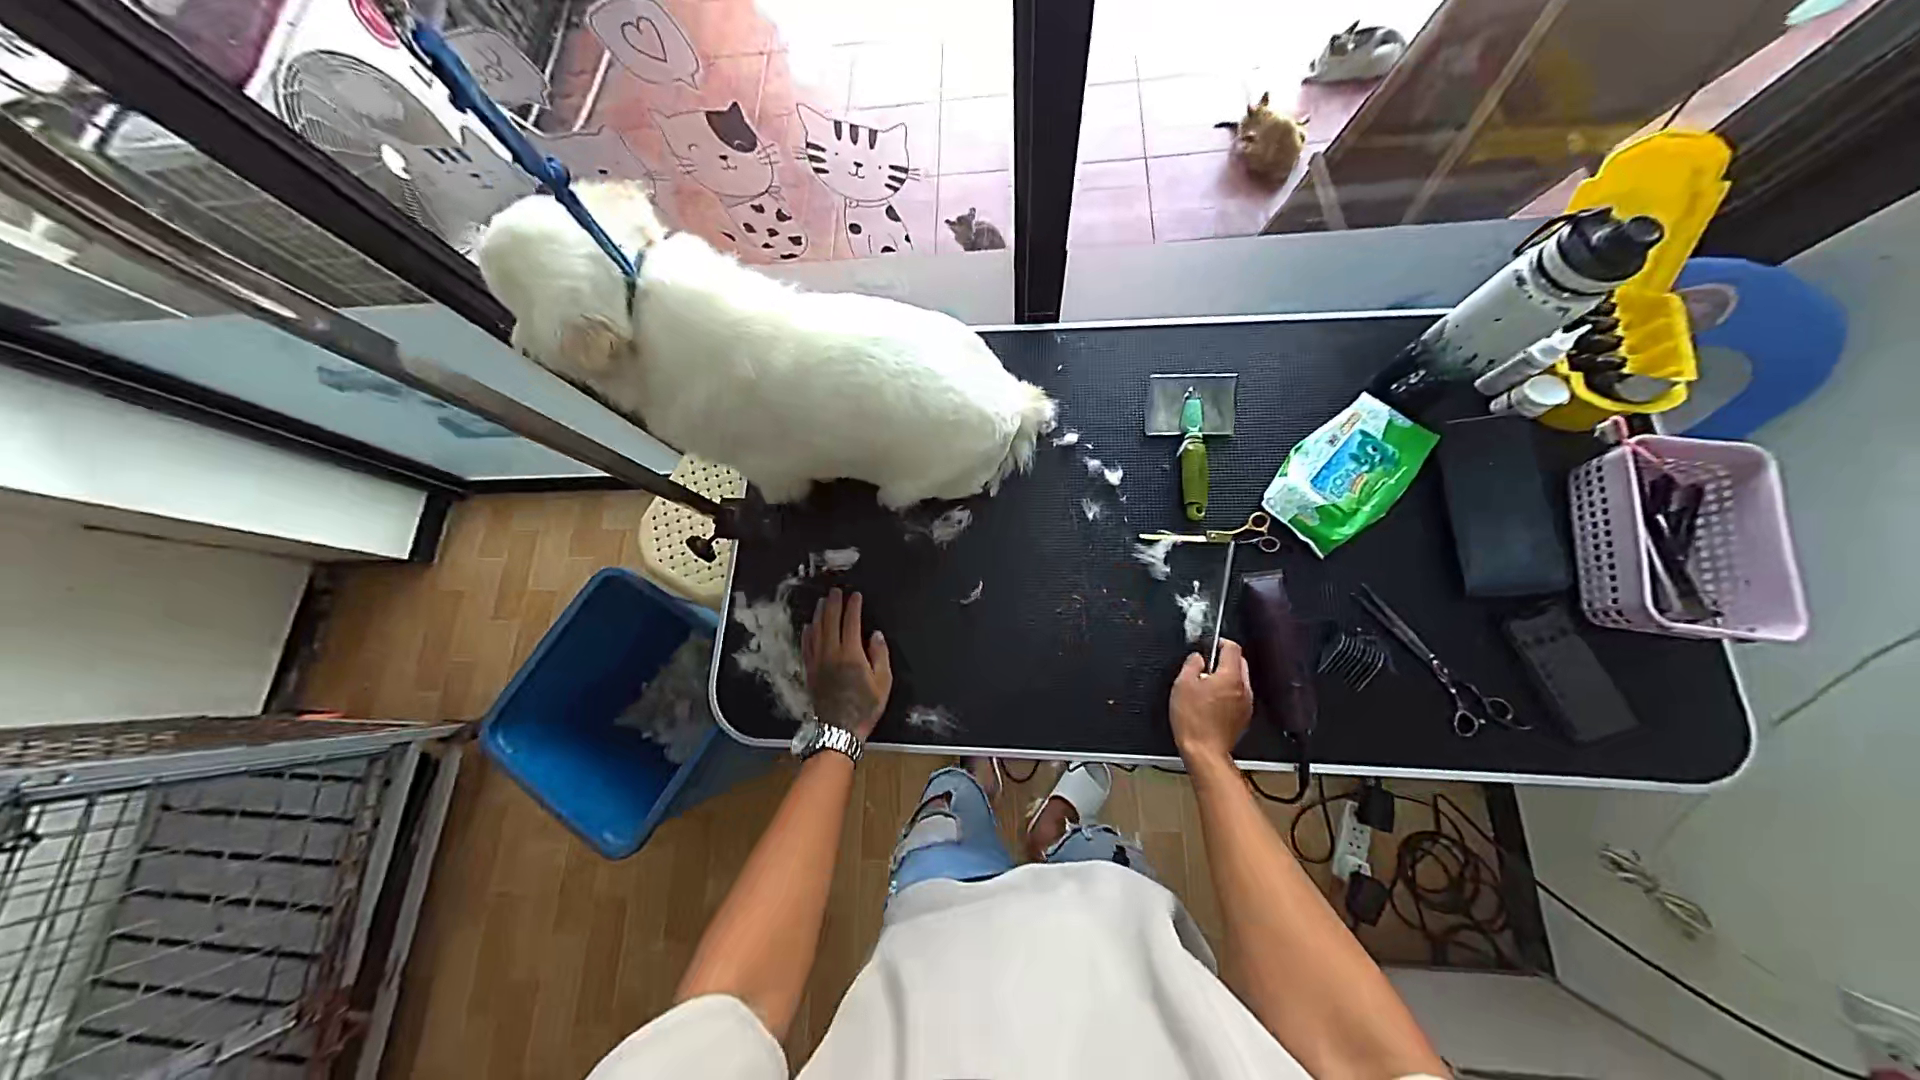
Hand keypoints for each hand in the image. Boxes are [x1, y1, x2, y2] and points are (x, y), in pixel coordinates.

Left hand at [802, 588, 891, 739]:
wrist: (839, 729)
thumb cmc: (865, 707)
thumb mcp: (883, 682)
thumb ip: (879, 655)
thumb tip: (875, 635)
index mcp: (851, 654)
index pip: (850, 622)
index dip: (853, 607)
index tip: (855, 596)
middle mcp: (831, 653)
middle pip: (830, 622)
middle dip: (833, 604)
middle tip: (835, 591)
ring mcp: (818, 662)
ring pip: (816, 631)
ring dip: (819, 614)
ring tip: (822, 602)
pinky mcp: (810, 671)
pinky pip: (806, 647)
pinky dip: (807, 633)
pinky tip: (809, 626)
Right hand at [1169, 639, 1254, 767]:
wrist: (1204, 751)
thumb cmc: (1193, 720)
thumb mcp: (1182, 685)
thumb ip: (1192, 664)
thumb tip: (1197, 658)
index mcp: (1230, 677)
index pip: (1233, 648)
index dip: (1220, 642)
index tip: (1210, 645)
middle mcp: (1243, 689)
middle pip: (1240, 662)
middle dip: (1224, 660)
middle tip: (1205, 666)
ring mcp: (1246, 704)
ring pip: (1240, 680)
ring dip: (1226, 677)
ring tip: (1206, 686)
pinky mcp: (1244, 717)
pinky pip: (1239, 696)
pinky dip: (1228, 693)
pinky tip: (1211, 702)